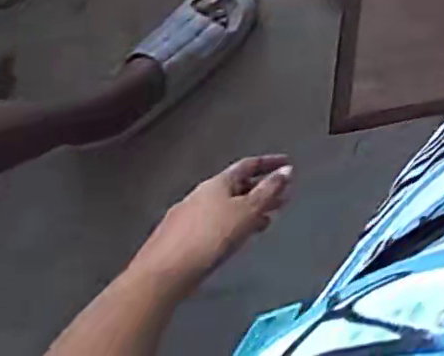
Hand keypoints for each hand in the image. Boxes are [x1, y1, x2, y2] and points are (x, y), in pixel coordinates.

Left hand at [129, 156, 292, 294]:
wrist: (157, 280)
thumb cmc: (209, 239)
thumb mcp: (248, 212)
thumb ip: (269, 190)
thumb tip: (286, 170)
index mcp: (217, 183)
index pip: (248, 165)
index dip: (270, 163)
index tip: (287, 164)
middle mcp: (198, 195)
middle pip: (236, 187)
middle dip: (260, 191)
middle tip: (280, 198)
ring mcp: (181, 218)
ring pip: (222, 208)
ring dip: (245, 211)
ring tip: (262, 223)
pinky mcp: (171, 241)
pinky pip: (209, 224)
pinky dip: (227, 226)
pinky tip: (232, 240)